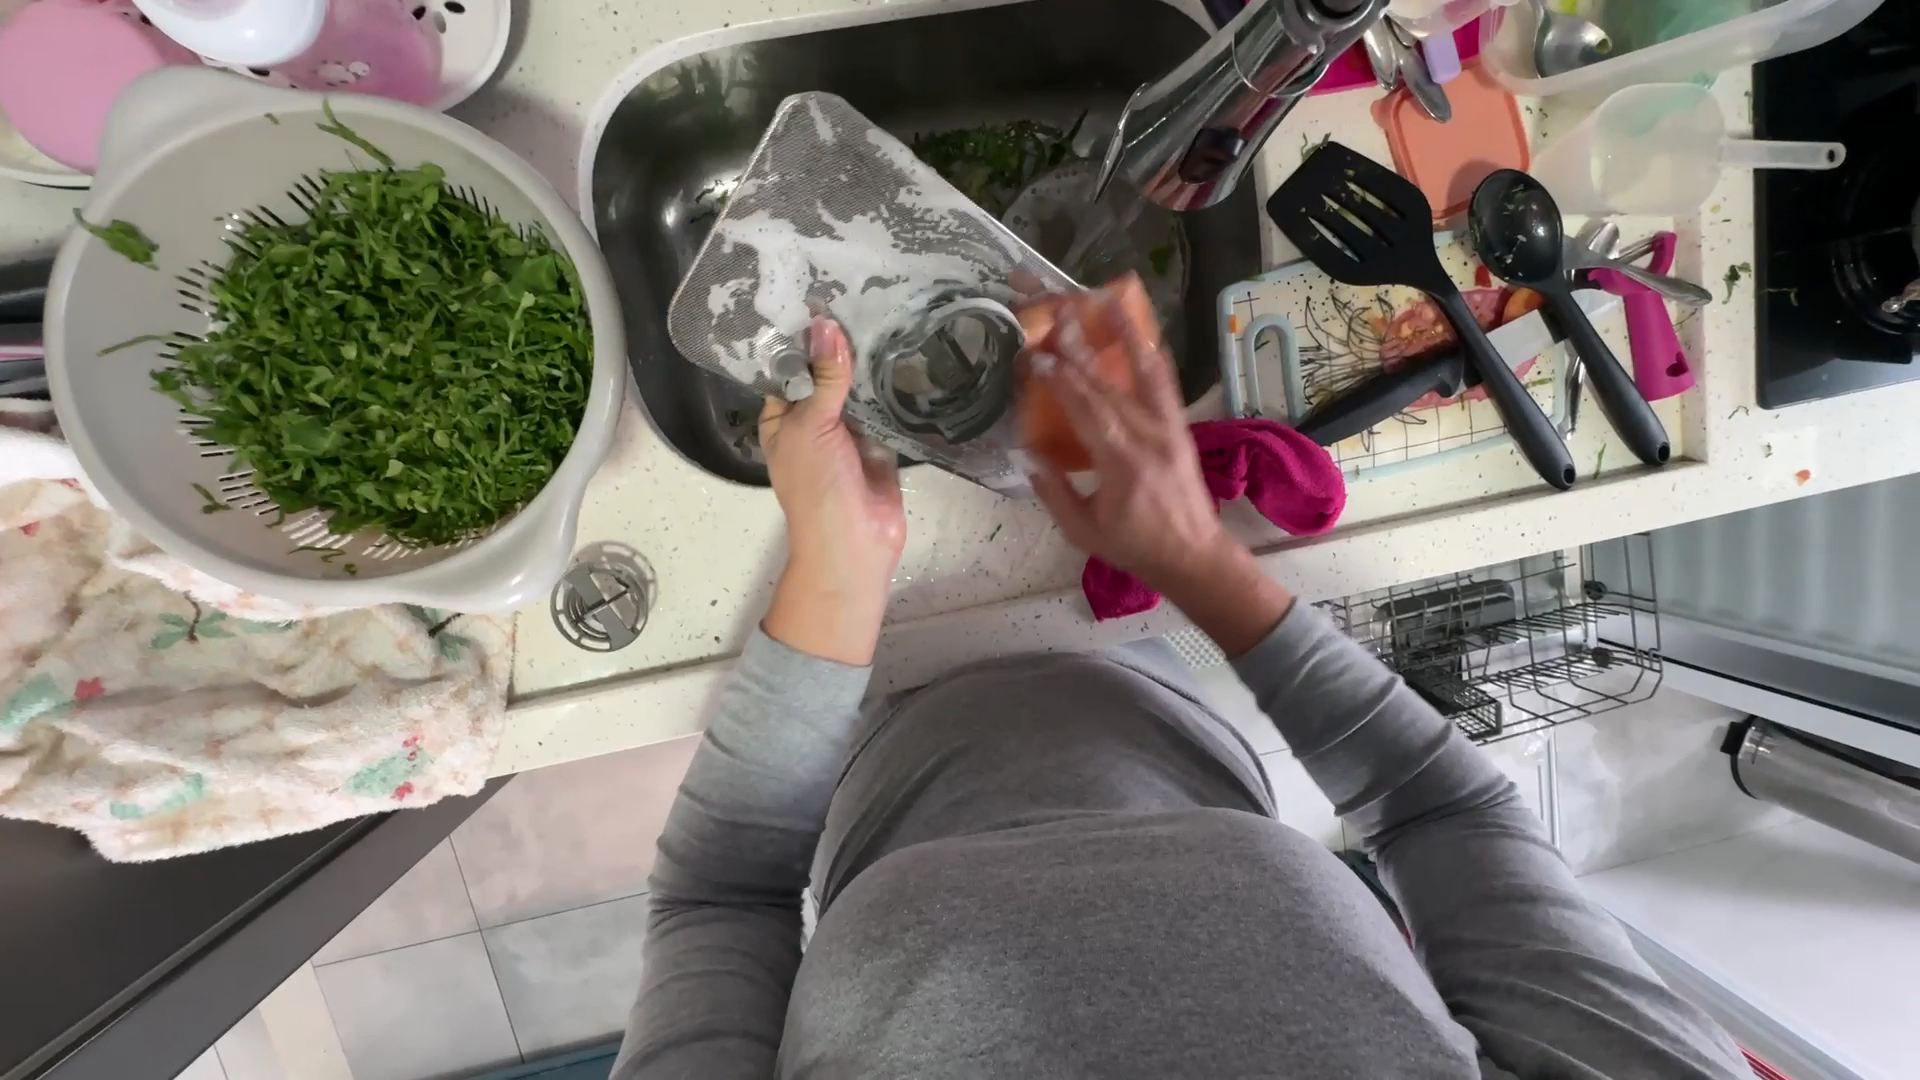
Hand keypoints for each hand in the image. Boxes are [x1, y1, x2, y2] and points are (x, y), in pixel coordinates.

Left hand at [759, 316, 906, 665]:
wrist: (855, 546)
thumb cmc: (817, 487)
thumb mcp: (811, 427)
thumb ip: (824, 379)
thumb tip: (826, 326)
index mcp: (782, 416)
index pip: (789, 366)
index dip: (803, 335)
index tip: (821, 291)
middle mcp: (813, 419)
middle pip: (827, 374)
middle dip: (842, 345)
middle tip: (864, 288)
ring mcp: (848, 432)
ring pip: (859, 390)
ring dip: (871, 364)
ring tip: (891, 308)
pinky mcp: (881, 442)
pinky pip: (886, 409)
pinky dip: (894, 389)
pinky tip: (909, 352)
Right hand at [1026, 281, 1292, 655]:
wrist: (1192, 555)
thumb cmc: (1133, 546)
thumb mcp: (1082, 530)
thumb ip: (1054, 493)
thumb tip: (1026, 455)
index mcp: (1121, 464)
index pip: (1087, 411)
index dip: (1061, 381)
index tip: (1038, 356)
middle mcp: (1148, 437)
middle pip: (1109, 386)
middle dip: (1081, 350)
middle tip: (1059, 316)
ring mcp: (1169, 428)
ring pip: (1144, 375)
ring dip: (1125, 336)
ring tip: (1109, 302)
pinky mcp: (1180, 427)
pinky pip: (1166, 386)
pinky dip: (1153, 357)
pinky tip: (1144, 334)